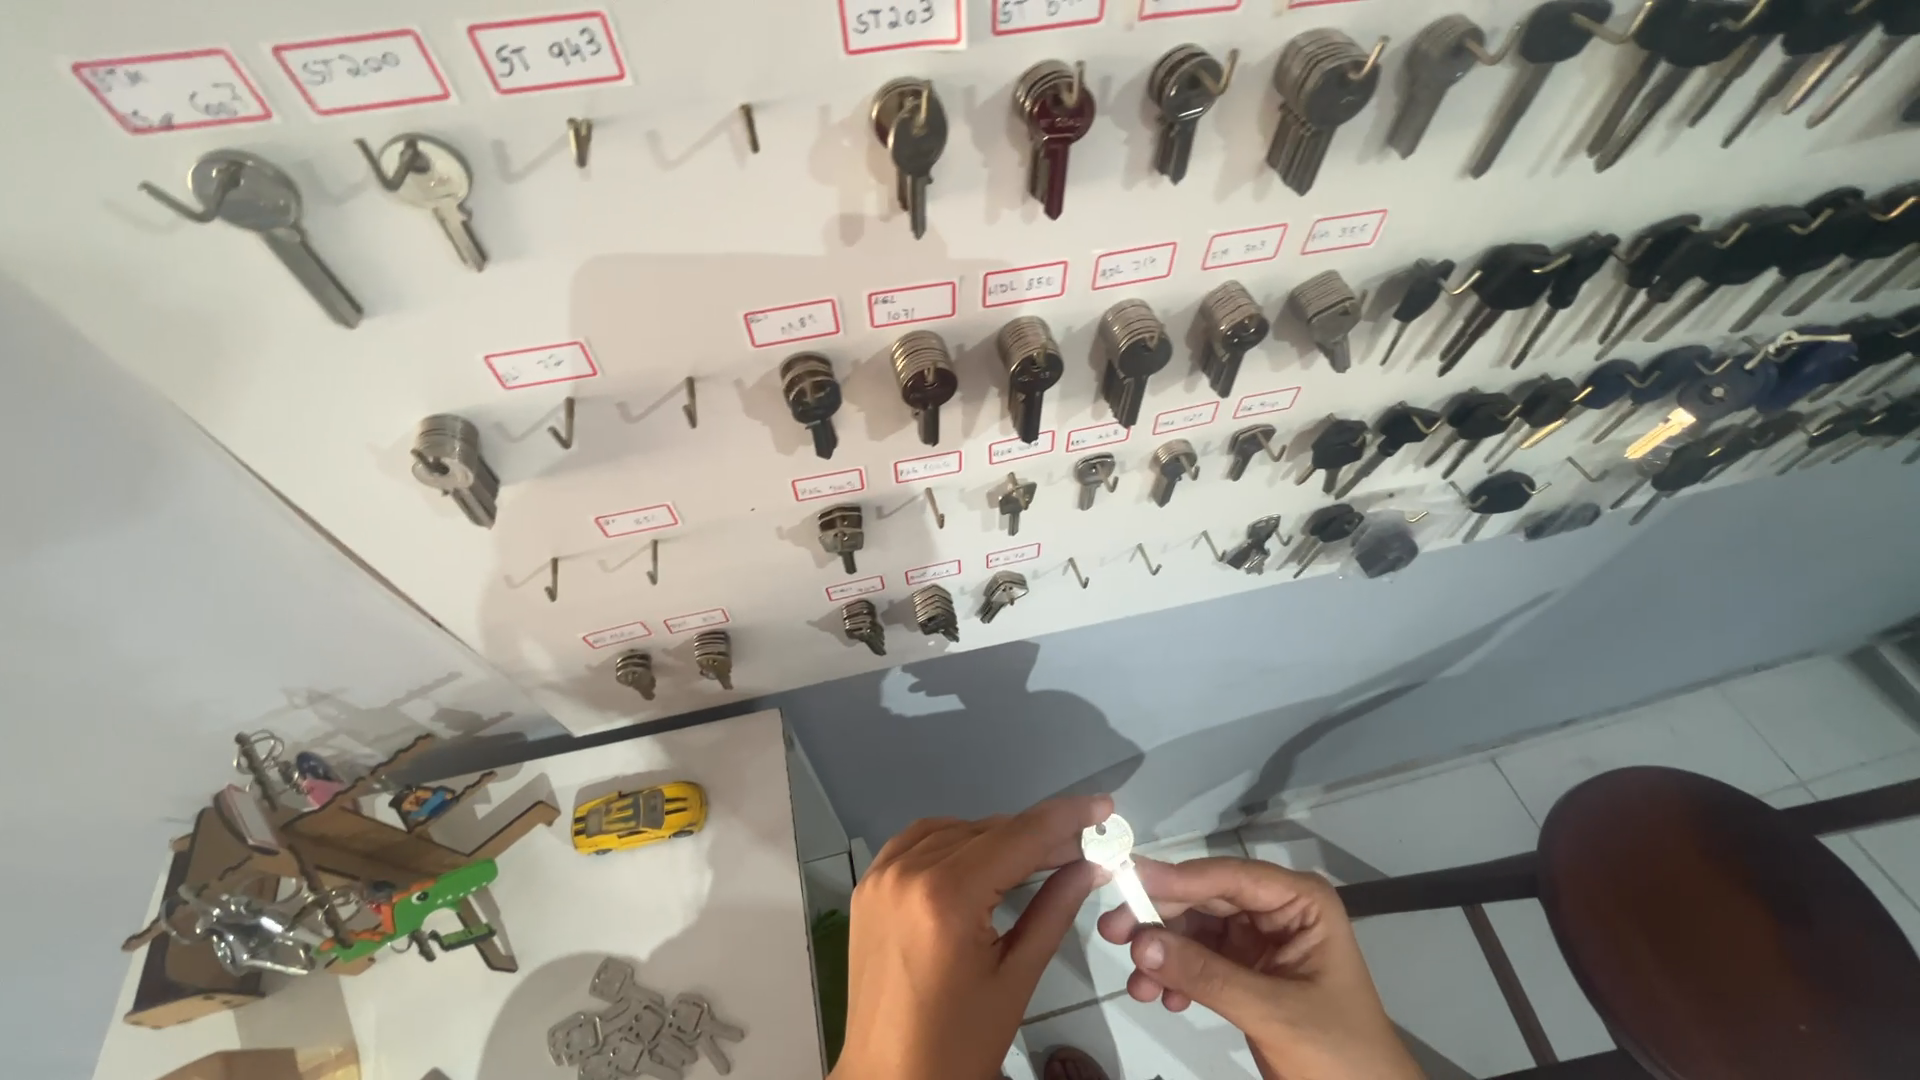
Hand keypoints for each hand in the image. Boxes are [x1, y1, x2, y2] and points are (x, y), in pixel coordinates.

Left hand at [831, 795, 1113, 1079]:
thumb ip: (1055, 909)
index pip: (1018, 837)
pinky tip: (978, 857)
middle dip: (1037, 835)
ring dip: (996, 837)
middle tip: (1079, 847)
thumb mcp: (1017, 977)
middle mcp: (908, 872)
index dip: (1065, 818)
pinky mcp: (868, 886)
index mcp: (946, 896)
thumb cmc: (959, 1043)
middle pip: (987, 831)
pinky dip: (952, 840)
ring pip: (953, 830)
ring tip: (1034, 857)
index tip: (1101, 807)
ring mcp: (881, 876)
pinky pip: (916, 841)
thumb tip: (1092, 864)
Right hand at [1096, 857, 1421, 1079]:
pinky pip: (1198, 961)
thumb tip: (1141, 944)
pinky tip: (1160, 998)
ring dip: (1162, 953)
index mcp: (1298, 901)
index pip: (1228, 878)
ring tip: (1135, 982)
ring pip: (1194, 930)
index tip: (1126, 880)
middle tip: (1113, 932)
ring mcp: (1258, 941)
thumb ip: (1206, 975)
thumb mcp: (1273, 1012)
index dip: (1176, 878)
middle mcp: (1275, 910)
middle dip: (1159, 919)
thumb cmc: (1340, 1055)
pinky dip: (1175, 977)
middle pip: (1203, 900)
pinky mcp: (1244, 972)